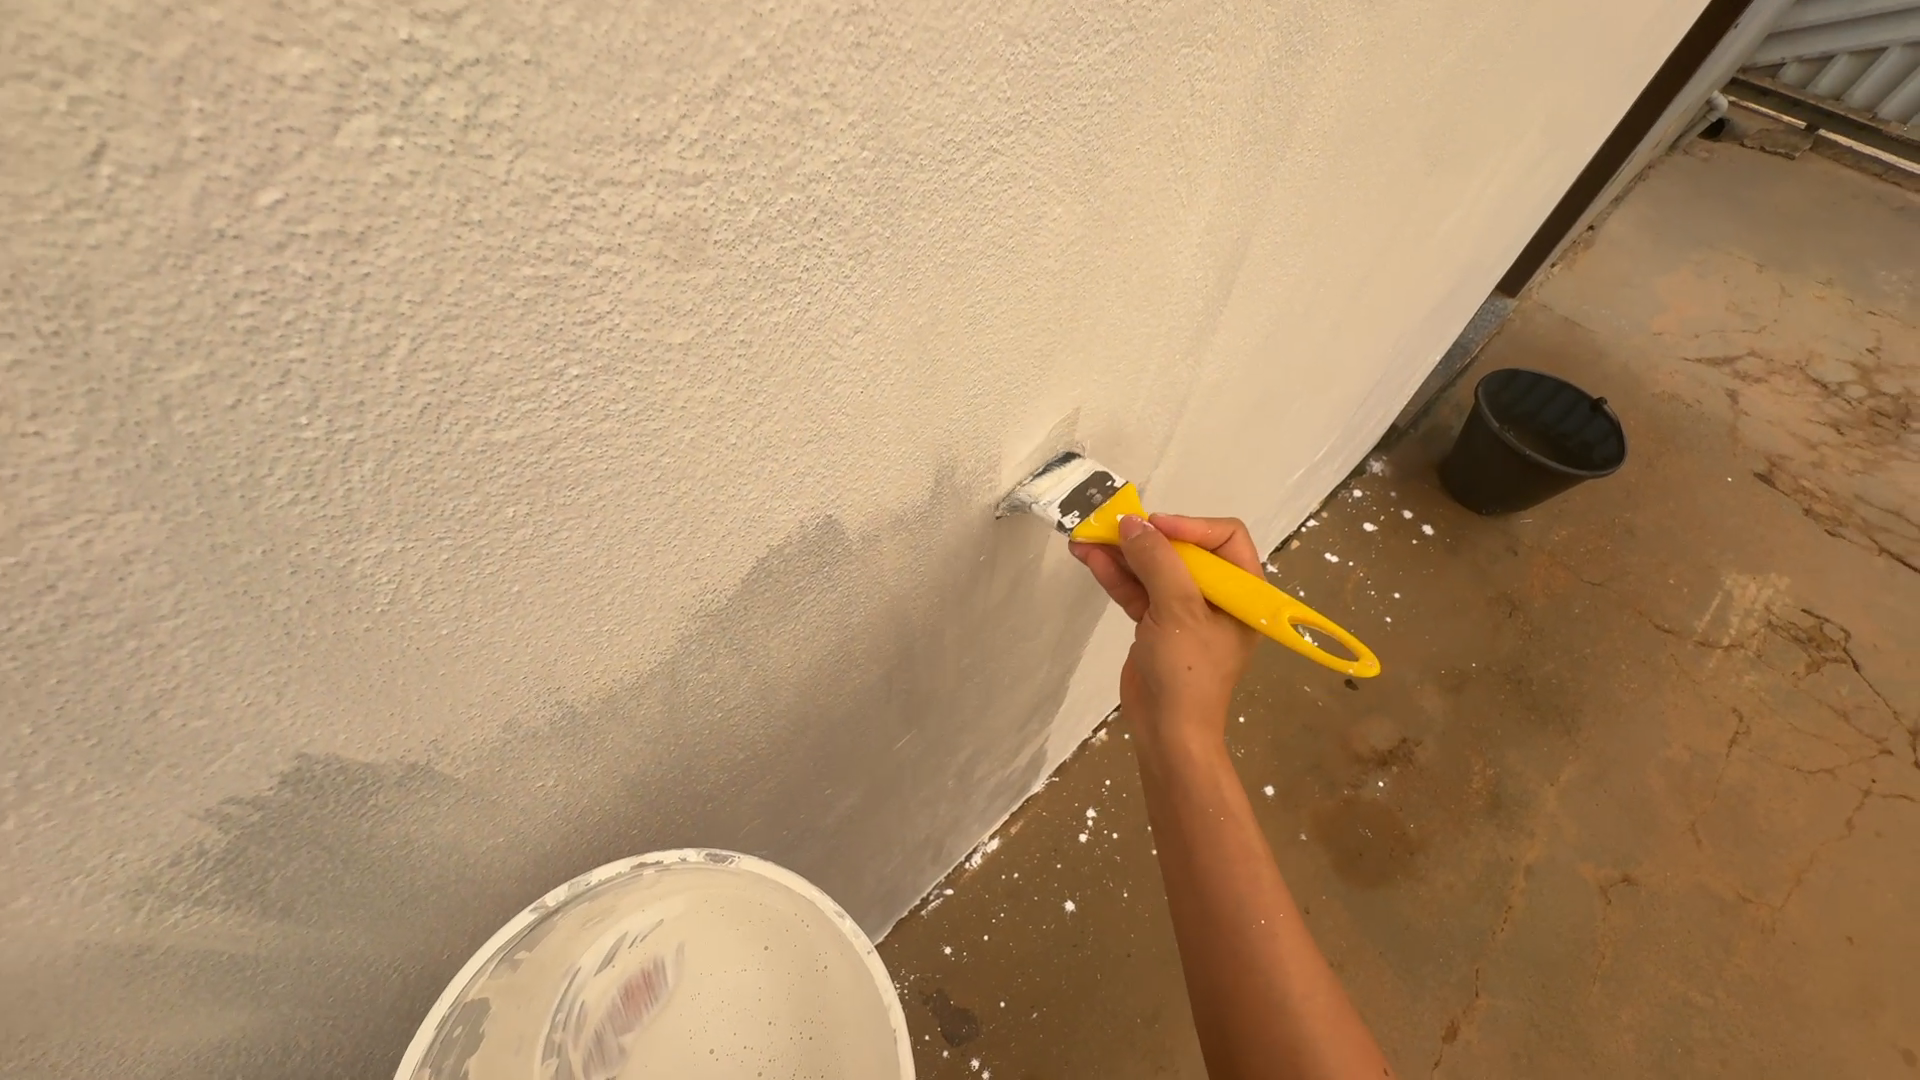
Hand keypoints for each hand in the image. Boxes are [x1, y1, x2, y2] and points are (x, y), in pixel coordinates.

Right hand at [1070, 513, 1260, 750]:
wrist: (1168, 733)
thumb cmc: (1188, 671)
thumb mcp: (1178, 610)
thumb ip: (1157, 561)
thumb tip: (1131, 522)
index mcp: (1242, 592)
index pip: (1224, 538)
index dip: (1188, 526)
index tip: (1153, 526)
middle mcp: (1216, 595)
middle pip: (1183, 549)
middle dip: (1146, 536)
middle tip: (1111, 523)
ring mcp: (1183, 610)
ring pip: (1153, 568)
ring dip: (1121, 552)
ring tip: (1086, 535)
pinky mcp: (1155, 623)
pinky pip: (1136, 589)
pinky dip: (1115, 573)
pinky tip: (1089, 557)